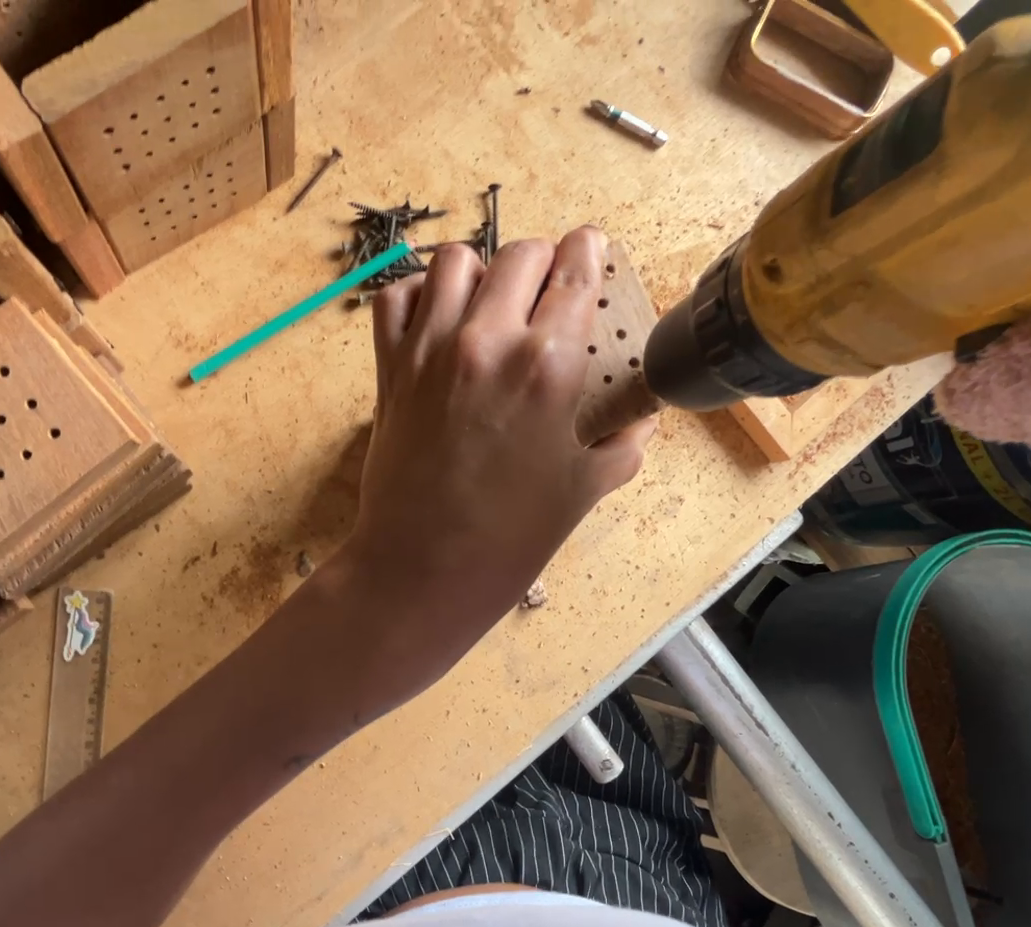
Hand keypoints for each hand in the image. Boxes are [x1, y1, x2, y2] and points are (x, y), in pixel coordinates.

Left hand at [331, 228, 658, 694]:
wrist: (423, 569)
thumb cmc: (511, 538)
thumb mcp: (584, 489)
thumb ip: (622, 444)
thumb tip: (642, 422)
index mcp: (548, 366)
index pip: (576, 269)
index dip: (589, 252)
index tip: (589, 254)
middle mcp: (487, 341)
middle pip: (520, 253)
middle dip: (542, 262)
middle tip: (545, 293)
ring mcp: (430, 349)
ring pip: (455, 261)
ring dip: (480, 272)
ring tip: (488, 305)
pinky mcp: (388, 367)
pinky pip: (395, 297)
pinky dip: (417, 296)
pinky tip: (435, 322)